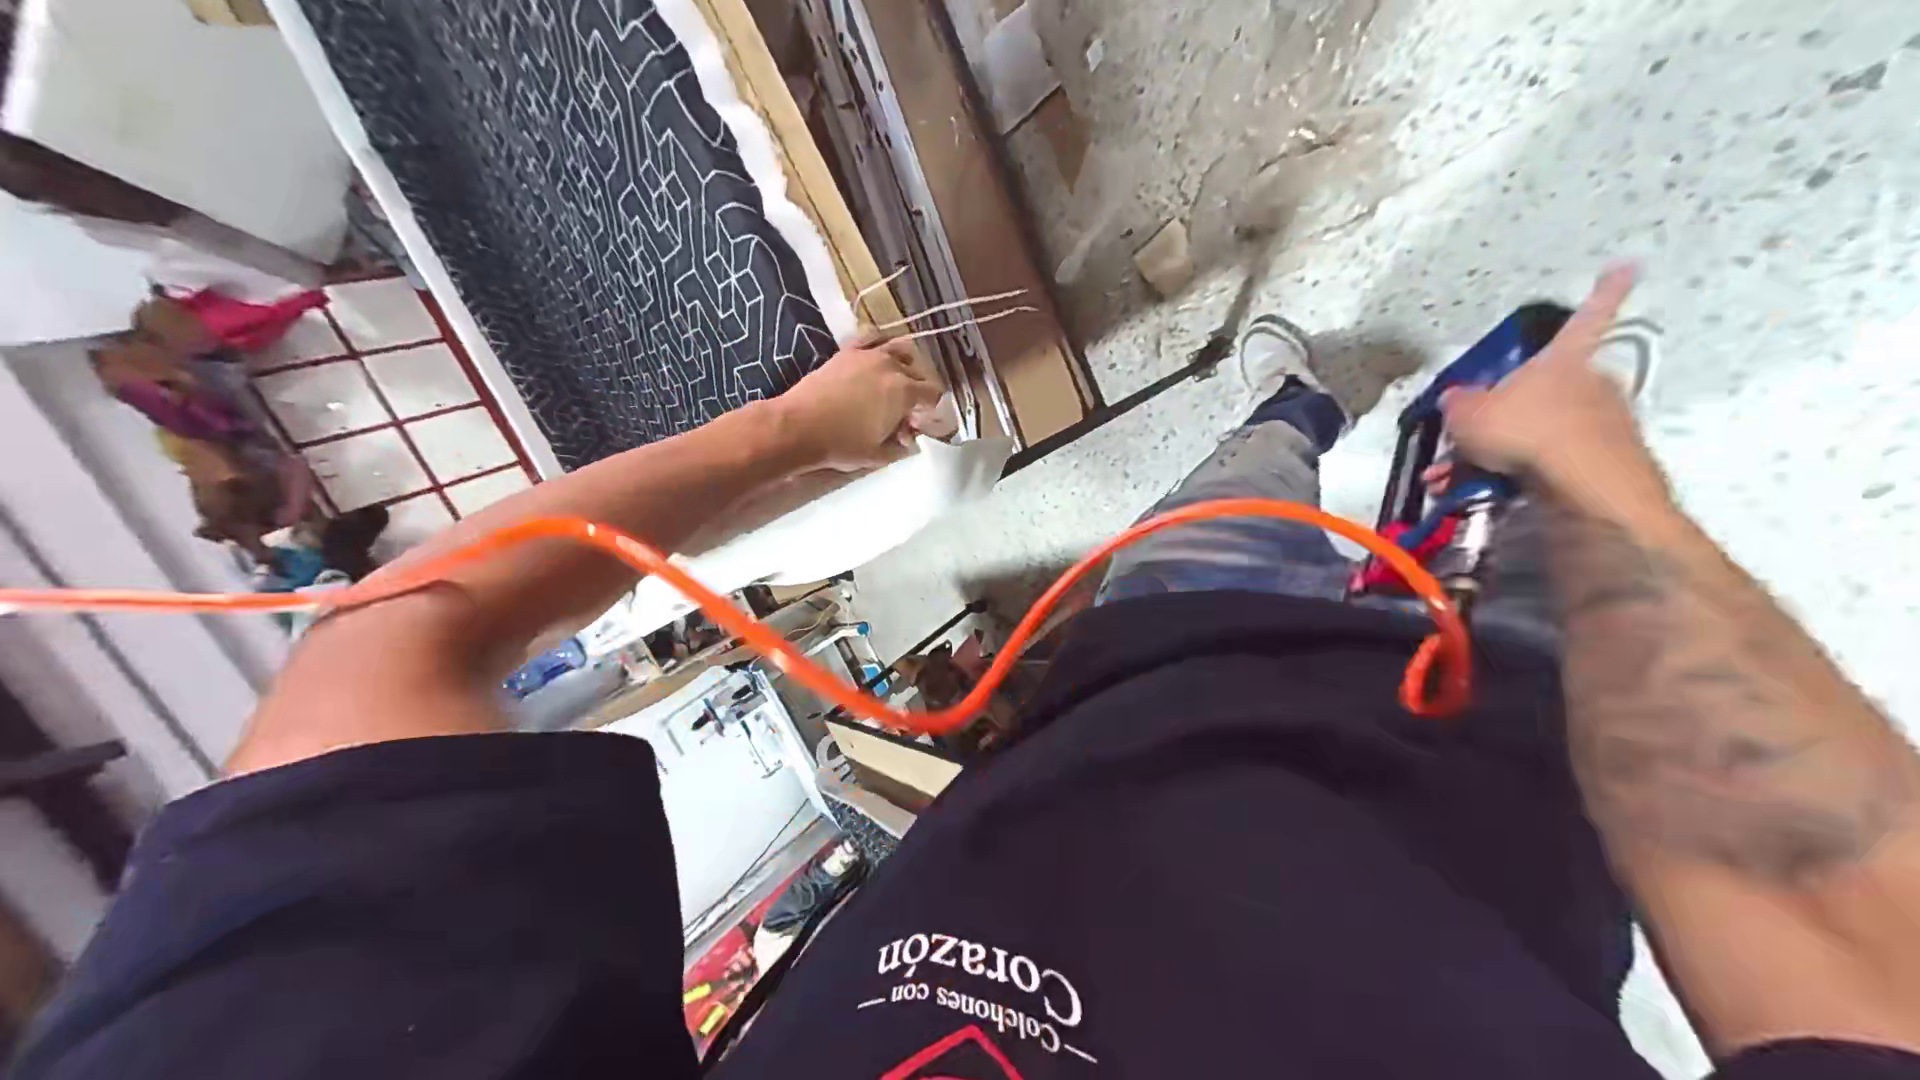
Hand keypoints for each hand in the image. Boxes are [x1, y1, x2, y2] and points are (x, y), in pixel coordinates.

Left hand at [770, 337, 942, 470]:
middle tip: (905, 413)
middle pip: (919, 374)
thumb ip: (901, 447)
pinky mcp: (847, 352)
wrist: (798, 427)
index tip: (919, 425)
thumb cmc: (841, 445)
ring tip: (897, 381)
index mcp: (904, 392)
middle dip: (918, 392)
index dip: (930, 411)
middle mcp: (891, 367)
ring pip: (900, 349)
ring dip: (905, 365)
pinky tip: (877, 358)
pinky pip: (873, 338)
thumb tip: (909, 440)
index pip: (933, 395)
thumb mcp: (878, 455)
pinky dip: (881, 345)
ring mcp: (868, 355)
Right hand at [1439, 264, 1664, 506]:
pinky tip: (1474, 490)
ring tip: (1450, 478)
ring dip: (1493, 454)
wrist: (1580, 480)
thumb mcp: (1467, 415)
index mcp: (1562, 360)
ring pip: (1536, 432)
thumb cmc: (1523, 430)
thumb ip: (1458, 404)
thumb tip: (1456, 398)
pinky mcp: (1603, 458)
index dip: (1604, 291)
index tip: (1626, 266)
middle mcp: (1590, 383)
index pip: (1586, 317)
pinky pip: (1546, 460)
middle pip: (1541, 392)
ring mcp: (1602, 421)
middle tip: (1466, 440)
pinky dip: (1511, 474)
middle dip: (1502, 417)